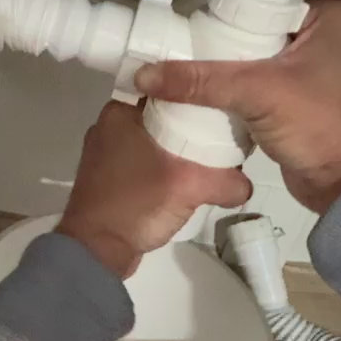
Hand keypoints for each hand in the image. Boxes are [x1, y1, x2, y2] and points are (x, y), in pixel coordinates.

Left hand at [56, 101, 252, 276]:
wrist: (95, 250)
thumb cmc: (136, 204)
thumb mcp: (189, 186)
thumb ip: (225, 180)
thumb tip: (245, 185)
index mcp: (121, 112)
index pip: (170, 89)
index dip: (201, 98)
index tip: (229, 108)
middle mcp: (111, 126)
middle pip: (165, 116)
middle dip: (196, 129)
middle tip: (228, 138)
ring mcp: (108, 153)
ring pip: (156, 141)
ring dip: (182, 152)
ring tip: (214, 161)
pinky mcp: (110, 178)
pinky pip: (146, 162)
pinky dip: (166, 169)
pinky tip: (188, 180)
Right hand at [134, 0, 340, 212]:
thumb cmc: (319, 124)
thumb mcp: (258, 93)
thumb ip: (201, 80)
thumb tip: (143, 74)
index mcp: (332, 16)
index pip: (264, 2)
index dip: (224, 15)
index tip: (186, 30)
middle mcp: (327, 35)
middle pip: (256, 32)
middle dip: (219, 46)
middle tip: (179, 54)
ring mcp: (316, 69)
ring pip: (255, 61)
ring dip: (223, 72)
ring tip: (183, 75)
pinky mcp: (302, 100)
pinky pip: (259, 86)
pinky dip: (235, 93)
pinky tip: (204, 98)